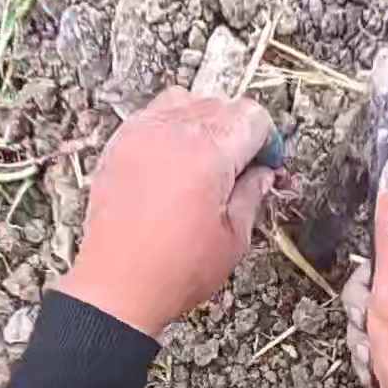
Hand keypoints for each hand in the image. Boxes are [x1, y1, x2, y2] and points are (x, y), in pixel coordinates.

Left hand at [59, 89, 275, 335]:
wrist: (120, 285)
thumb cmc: (178, 269)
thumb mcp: (235, 239)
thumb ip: (253, 195)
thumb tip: (263, 174)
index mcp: (210, 152)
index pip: (252, 117)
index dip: (268, 142)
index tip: (268, 167)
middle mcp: (174, 130)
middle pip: (221, 105)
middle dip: (240, 133)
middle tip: (243, 174)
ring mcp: (142, 132)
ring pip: (186, 102)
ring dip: (206, 125)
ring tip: (208, 166)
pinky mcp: (119, 144)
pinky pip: (154, 116)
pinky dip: (174, 130)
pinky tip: (177, 167)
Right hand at [345, 149, 387, 387]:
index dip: (377, 250)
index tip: (377, 277)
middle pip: (380, 257)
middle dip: (366, 292)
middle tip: (375, 314)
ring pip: (371, 288)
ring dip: (364, 317)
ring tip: (377, 338)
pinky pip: (375, 313)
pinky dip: (370, 334)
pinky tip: (379, 351)